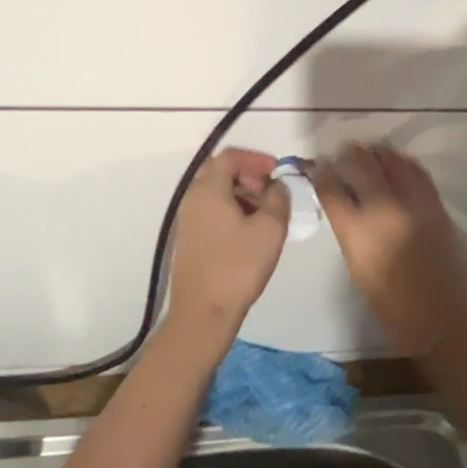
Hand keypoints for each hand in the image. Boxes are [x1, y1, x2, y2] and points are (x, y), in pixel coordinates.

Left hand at [167, 148, 289, 332]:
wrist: (204, 311)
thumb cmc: (238, 266)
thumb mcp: (270, 229)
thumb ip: (278, 198)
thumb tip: (277, 186)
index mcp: (208, 189)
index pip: (229, 156)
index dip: (256, 158)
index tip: (277, 172)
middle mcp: (192, 198)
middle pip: (219, 171)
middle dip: (248, 175)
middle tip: (271, 192)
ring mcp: (187, 219)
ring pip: (215, 192)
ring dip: (241, 194)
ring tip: (265, 215)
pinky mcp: (189, 238)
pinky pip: (210, 210)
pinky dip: (231, 210)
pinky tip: (249, 232)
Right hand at [313, 143, 466, 352]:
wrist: (445, 319)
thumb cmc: (393, 306)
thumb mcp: (357, 266)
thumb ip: (348, 229)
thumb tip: (343, 202)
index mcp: (355, 230)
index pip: (330, 187)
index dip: (321, 171)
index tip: (317, 165)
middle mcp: (382, 208)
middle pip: (359, 163)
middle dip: (345, 155)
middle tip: (340, 155)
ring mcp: (412, 202)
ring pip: (389, 159)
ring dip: (374, 153)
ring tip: (366, 155)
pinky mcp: (435, 203)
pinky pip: (415, 170)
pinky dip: (401, 162)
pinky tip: (395, 164)